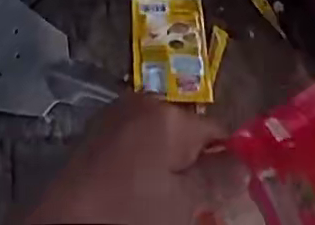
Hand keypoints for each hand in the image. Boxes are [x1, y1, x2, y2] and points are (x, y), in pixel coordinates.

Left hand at [23, 93, 239, 224]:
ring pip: (163, 139)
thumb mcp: (184, 201)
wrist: (70, 214)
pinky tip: (146, 193)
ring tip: (174, 204)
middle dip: (199, 166)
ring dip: (174, 168)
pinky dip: (149, 163)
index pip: (217, 130)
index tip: (235, 192)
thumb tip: (244, 161)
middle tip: (203, 206)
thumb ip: (217, 178)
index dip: (231, 160)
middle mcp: (144, 101)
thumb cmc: (132, 209)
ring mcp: (119, 111)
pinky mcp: (102, 127)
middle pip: (188, 133)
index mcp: (168, 114)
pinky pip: (139, 141)